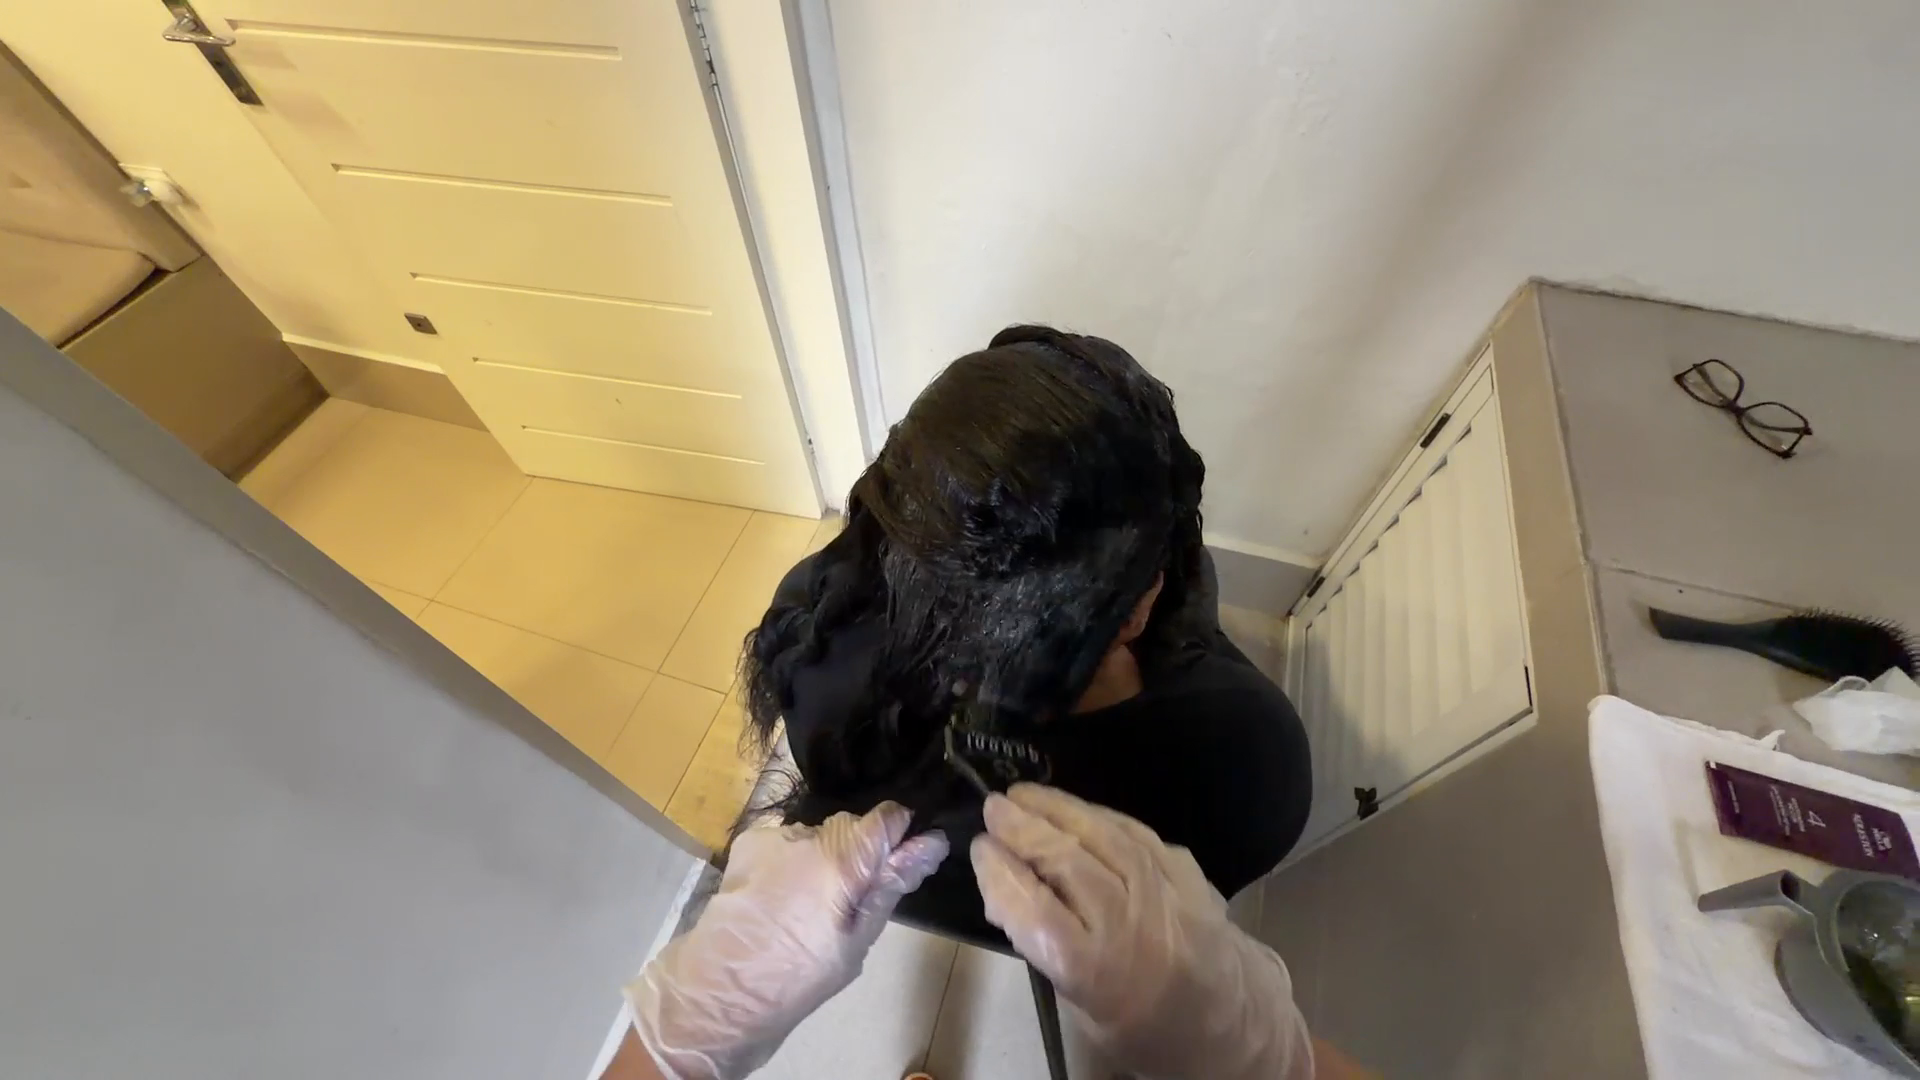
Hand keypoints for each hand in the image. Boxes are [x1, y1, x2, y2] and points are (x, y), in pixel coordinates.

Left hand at [627, 804, 947, 1079]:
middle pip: (854, 826)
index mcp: (844, 858)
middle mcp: (812, 833)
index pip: (890, 814)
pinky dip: (791, 858)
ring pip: (819, 834)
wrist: (718, 991)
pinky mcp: (751, 840)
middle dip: (859, 852)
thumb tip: (932, 842)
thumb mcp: (857, 941)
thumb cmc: (798, 976)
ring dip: (823, 857)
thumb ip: (893, 884)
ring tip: (806, 903)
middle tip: (847, 900)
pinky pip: (787, 839)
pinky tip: (778, 894)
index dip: (900, 832)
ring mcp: (778, 834)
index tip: (899, 858)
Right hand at [971, 785, 1314, 1079]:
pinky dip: (1095, 814)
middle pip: (1065, 860)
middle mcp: (1129, 922)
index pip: (1033, 909)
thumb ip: (1042, 946)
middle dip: (1022, 828)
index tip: (979, 848)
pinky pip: (1131, 828)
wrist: (1230, 1024)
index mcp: (1097, 971)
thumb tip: (1001, 889)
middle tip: (993, 807)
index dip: (1000, 873)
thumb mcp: (1081, 1006)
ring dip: (1055, 807)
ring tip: (1023, 794)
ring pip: (1099, 832)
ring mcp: (1162, 888)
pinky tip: (1070, 807)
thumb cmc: (1142, 1025)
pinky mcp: (1183, 867)